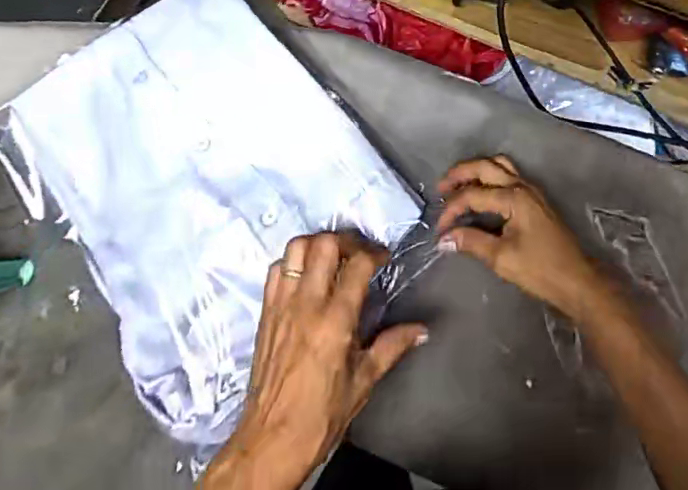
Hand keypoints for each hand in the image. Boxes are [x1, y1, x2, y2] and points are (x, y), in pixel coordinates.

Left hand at [202, 234, 427, 489]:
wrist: (267, 445)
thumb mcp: (364, 380)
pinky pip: (276, 272)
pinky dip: (293, 264)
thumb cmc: (320, 415)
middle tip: (359, 253)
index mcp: (335, 320)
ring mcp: (281, 308)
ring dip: (317, 246)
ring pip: (295, 250)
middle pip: (324, 244)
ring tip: (332, 259)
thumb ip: (393, 345)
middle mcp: (306, 306)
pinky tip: (307, 278)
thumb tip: (422, 329)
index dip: (375, 253)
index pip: (358, 263)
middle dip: (346, 241)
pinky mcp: (264, 317)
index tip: (384, 261)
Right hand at [436, 156, 614, 321]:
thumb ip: (472, 242)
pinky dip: (490, 178)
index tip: (438, 231)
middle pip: (486, 167)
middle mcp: (523, 186)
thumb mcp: (501, 258)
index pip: (473, 194)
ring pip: (499, 166)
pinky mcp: (534, 199)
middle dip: (460, 173)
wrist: (574, 276)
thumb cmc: (539, 268)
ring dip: (477, 172)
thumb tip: (444, 238)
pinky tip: (480, 194)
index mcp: (514, 198)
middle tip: (439, 188)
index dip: (451, 210)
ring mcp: (531, 190)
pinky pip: (508, 176)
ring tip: (457, 187)